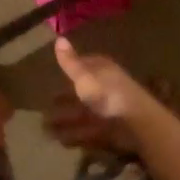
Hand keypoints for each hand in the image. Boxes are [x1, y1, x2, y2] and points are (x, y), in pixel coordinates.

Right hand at [45, 37, 167, 151]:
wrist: (135, 124)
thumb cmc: (107, 94)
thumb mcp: (84, 76)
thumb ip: (70, 62)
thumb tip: (59, 37)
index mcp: (102, 70)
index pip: (86, 65)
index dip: (71, 69)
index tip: (55, 75)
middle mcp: (106, 88)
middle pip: (82, 92)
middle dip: (64, 100)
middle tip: (44, 108)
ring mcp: (108, 110)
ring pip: (83, 114)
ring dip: (66, 120)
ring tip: (45, 128)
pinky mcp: (110, 131)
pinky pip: (88, 132)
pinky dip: (75, 136)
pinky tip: (62, 142)